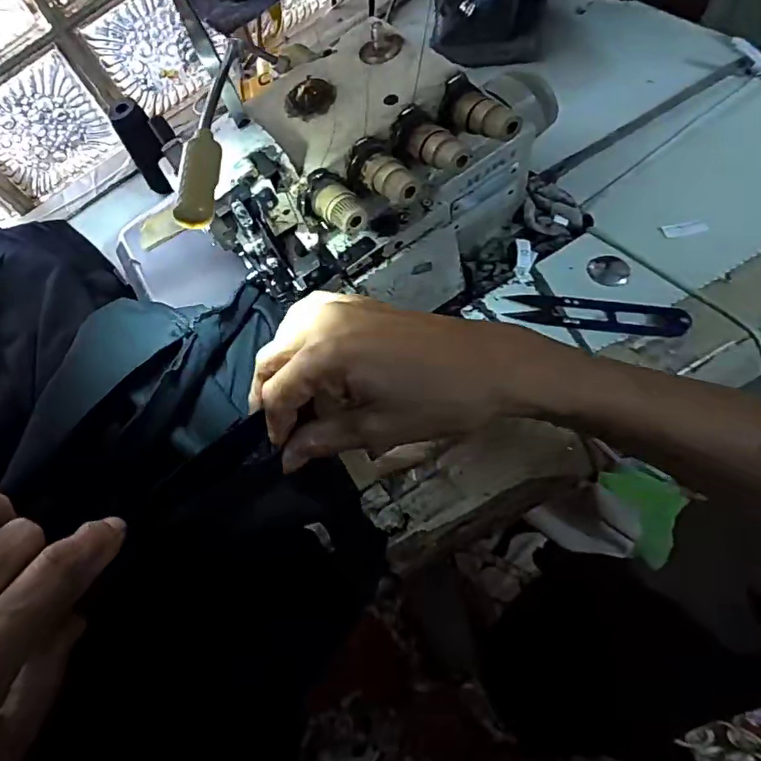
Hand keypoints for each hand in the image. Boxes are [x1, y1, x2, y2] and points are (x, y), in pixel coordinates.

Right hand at [250, 291, 580, 470]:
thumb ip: (324, 439)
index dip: (275, 424)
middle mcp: (321, 321)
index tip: (283, 451)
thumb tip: (288, 459)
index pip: (278, 390)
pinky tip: (312, 359)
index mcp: (326, 352)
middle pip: (270, 357)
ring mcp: (336, 305)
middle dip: (269, 395)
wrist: (492, 362)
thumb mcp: (380, 428)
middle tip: (283, 429)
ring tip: (297, 397)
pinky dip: (298, 340)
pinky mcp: (351, 302)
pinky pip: (305, 316)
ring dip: (281, 366)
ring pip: (283, 333)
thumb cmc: (440, 400)